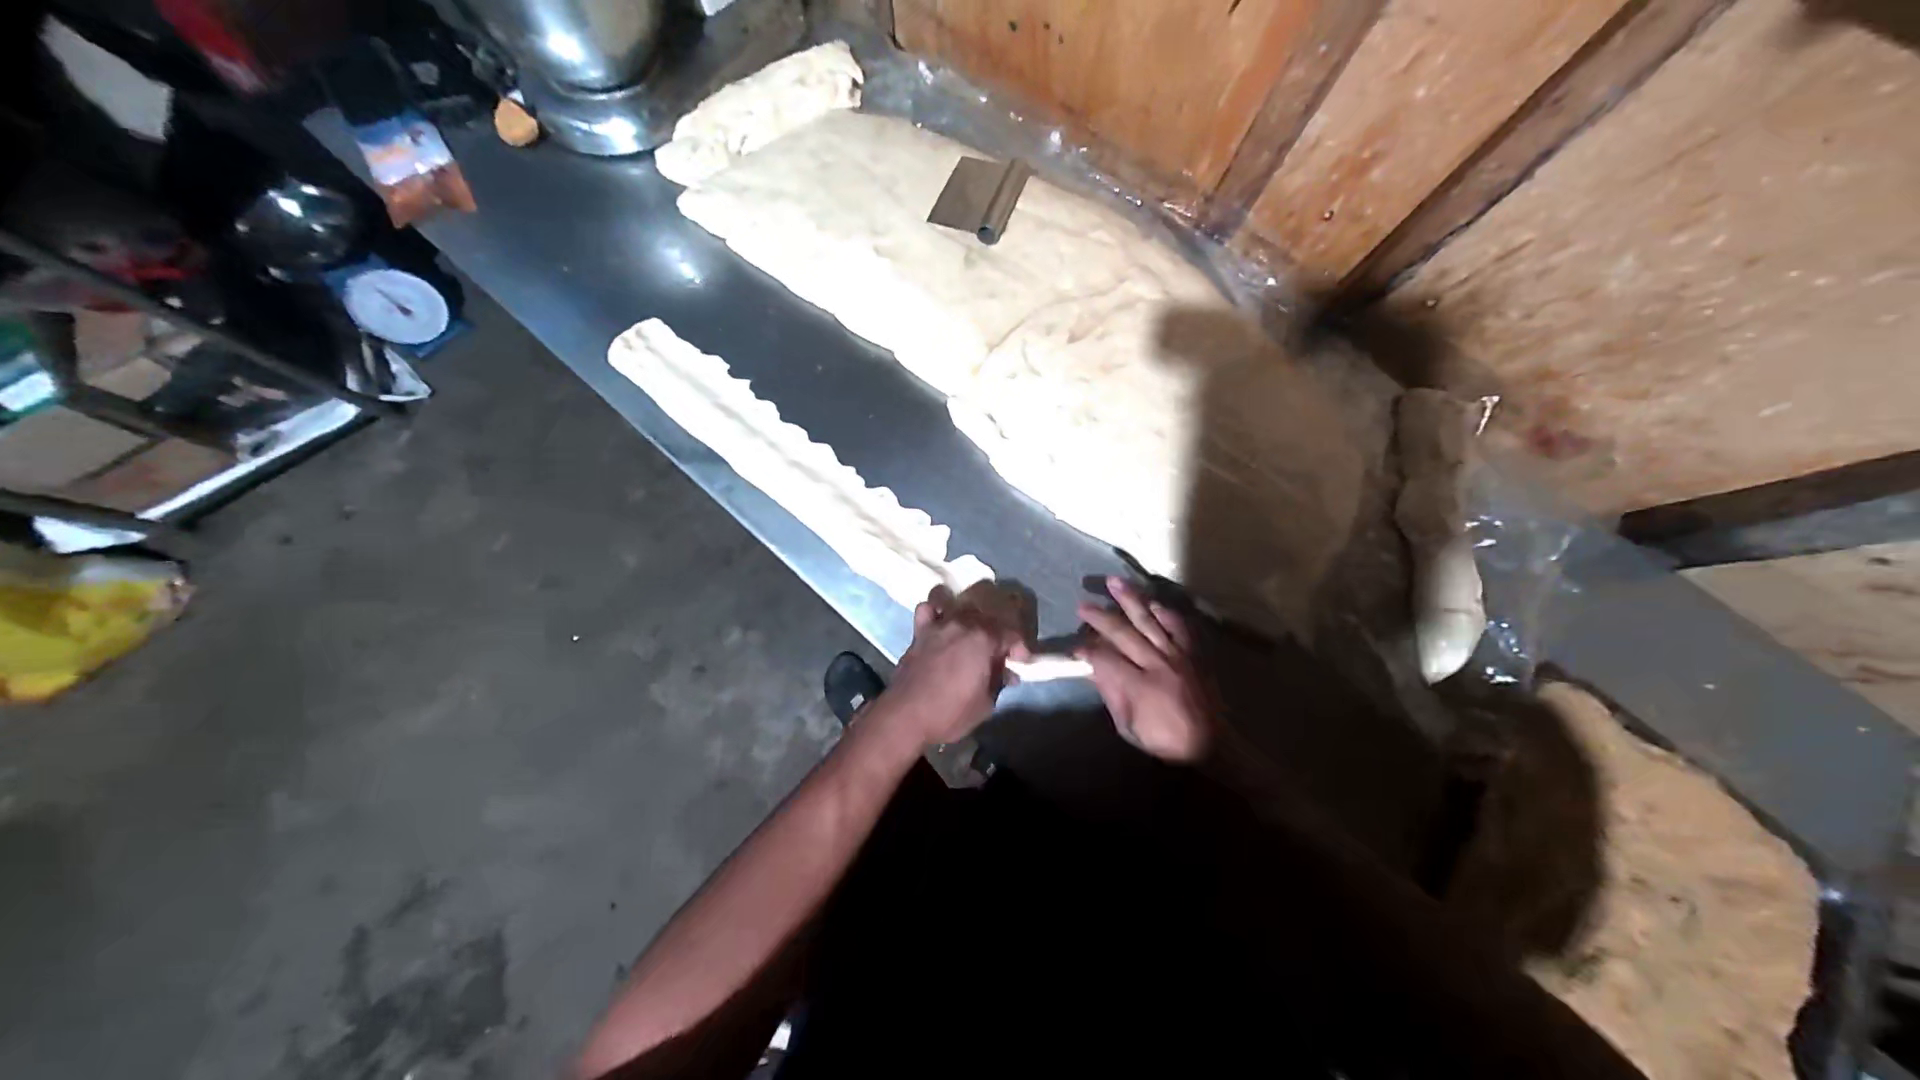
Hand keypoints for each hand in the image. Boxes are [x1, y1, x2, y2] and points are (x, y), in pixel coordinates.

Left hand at [877, 584, 1021, 746]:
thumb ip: (998, 681)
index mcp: (983, 638)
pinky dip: (937, 611)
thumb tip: (1006, 671)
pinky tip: (942, 622)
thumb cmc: (950, 712)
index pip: (1011, 634)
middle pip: (988, 618)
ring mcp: (938, 625)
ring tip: (973, 636)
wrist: (905, 716)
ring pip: (960, 607)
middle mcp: (962, 624)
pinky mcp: (919, 632)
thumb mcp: (986, 704)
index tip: (1020, 663)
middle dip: (998, 635)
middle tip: (999, 656)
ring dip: (971, 619)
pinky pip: (928, 609)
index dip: (1020, 648)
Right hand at [1077, 576, 1213, 762]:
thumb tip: (1094, 669)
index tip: (1075, 647)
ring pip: (1149, 620)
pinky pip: (1177, 625)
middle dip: (1099, 617)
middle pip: (1123, 632)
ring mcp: (1177, 655)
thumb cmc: (1164, 742)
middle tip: (1082, 606)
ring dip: (1129, 599)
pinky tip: (1151, 602)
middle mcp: (1157, 664)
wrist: (1211, 746)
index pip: (1104, 658)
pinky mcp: (1193, 653)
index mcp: (1138, 685)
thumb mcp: (1128, 727)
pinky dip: (1163, 611)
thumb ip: (1112, 694)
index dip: (1086, 650)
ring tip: (1113, 582)